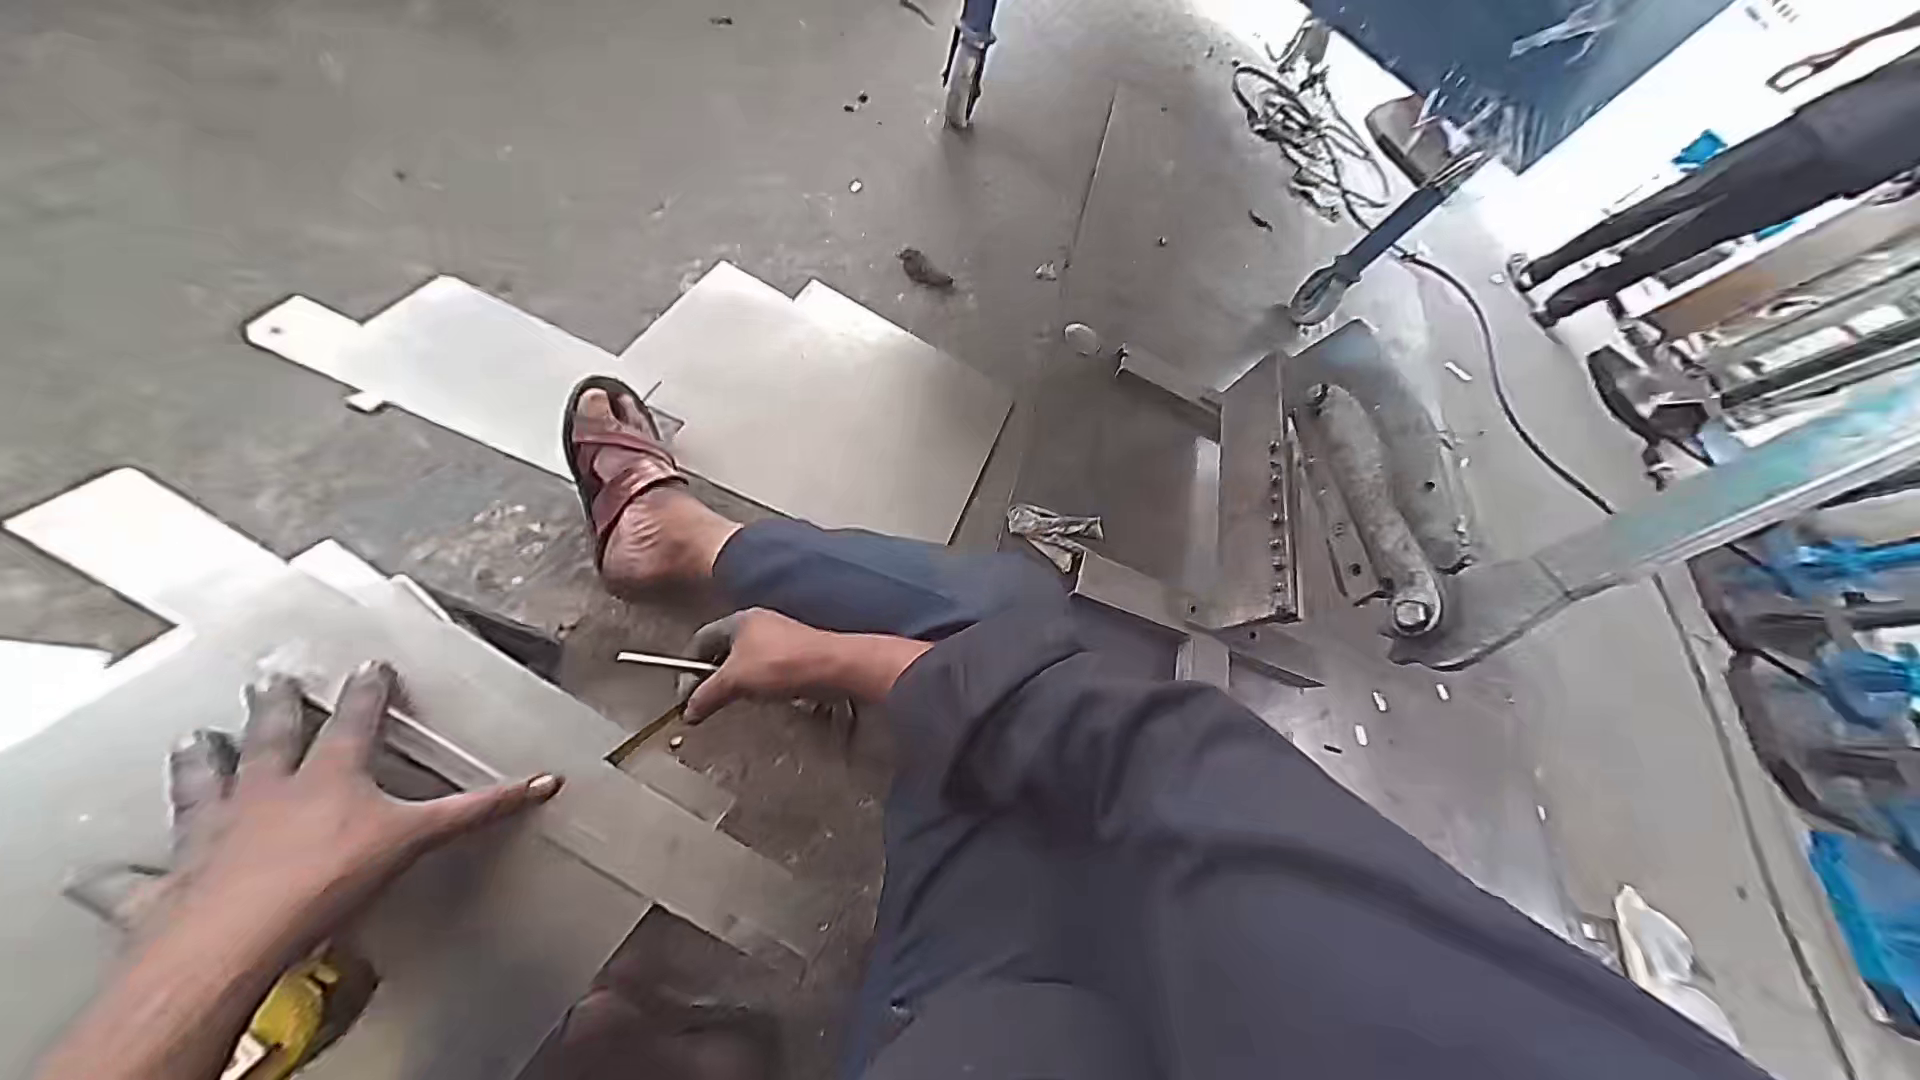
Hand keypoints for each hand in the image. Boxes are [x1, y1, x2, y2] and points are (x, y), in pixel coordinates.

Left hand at [33, 661, 562, 1079]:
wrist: (232, 942)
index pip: (357, 722)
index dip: (368, 692)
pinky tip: (96, 870)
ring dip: (199, 764)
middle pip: (272, 741)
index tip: (369, 664)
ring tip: (192, 739)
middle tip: (268, 679)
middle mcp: (266, 795)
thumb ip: (482, 808)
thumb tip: (548, 782)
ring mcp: (211, 835)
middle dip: (275, 709)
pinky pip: (134, 879)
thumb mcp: (420, 838)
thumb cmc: (331, 878)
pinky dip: (117, 874)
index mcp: (329, 778)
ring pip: (203, 789)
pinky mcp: (166, 884)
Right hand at [680, 609, 930, 722]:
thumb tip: (689, 709)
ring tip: (737, 700)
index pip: (701, 640)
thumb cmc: (785, 664)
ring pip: (747, 662)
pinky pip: (769, 670)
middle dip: (713, 677)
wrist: (835, 668)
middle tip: (707, 700)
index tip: (684, 693)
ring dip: (739, 683)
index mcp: (740, 621)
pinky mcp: (797, 655)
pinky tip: (765, 697)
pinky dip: (761, 685)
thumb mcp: (735, 681)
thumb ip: (706, 695)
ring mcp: (781, 639)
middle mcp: (760, 624)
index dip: (687, 667)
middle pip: (724, 651)